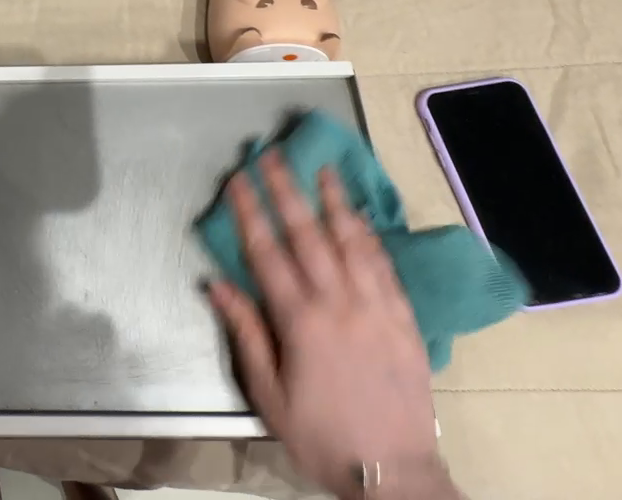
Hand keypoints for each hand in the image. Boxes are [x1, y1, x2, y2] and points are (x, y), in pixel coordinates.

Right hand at [208, 152, 458, 499]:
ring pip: (351, 241)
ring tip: (324, 168)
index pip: (267, 252)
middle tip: (273, 154)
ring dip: (334, 201)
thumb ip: (245, 332)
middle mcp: (338, 303)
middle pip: (307, 234)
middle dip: (286, 190)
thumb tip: (216, 284)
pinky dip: (370, 236)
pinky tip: (361, 217)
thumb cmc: (321, 435)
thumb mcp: (268, 393)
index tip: (238, 178)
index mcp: (299, 320)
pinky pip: (384, 267)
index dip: (250, 211)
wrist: (396, 474)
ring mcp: (376, 308)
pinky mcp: (405, 320)